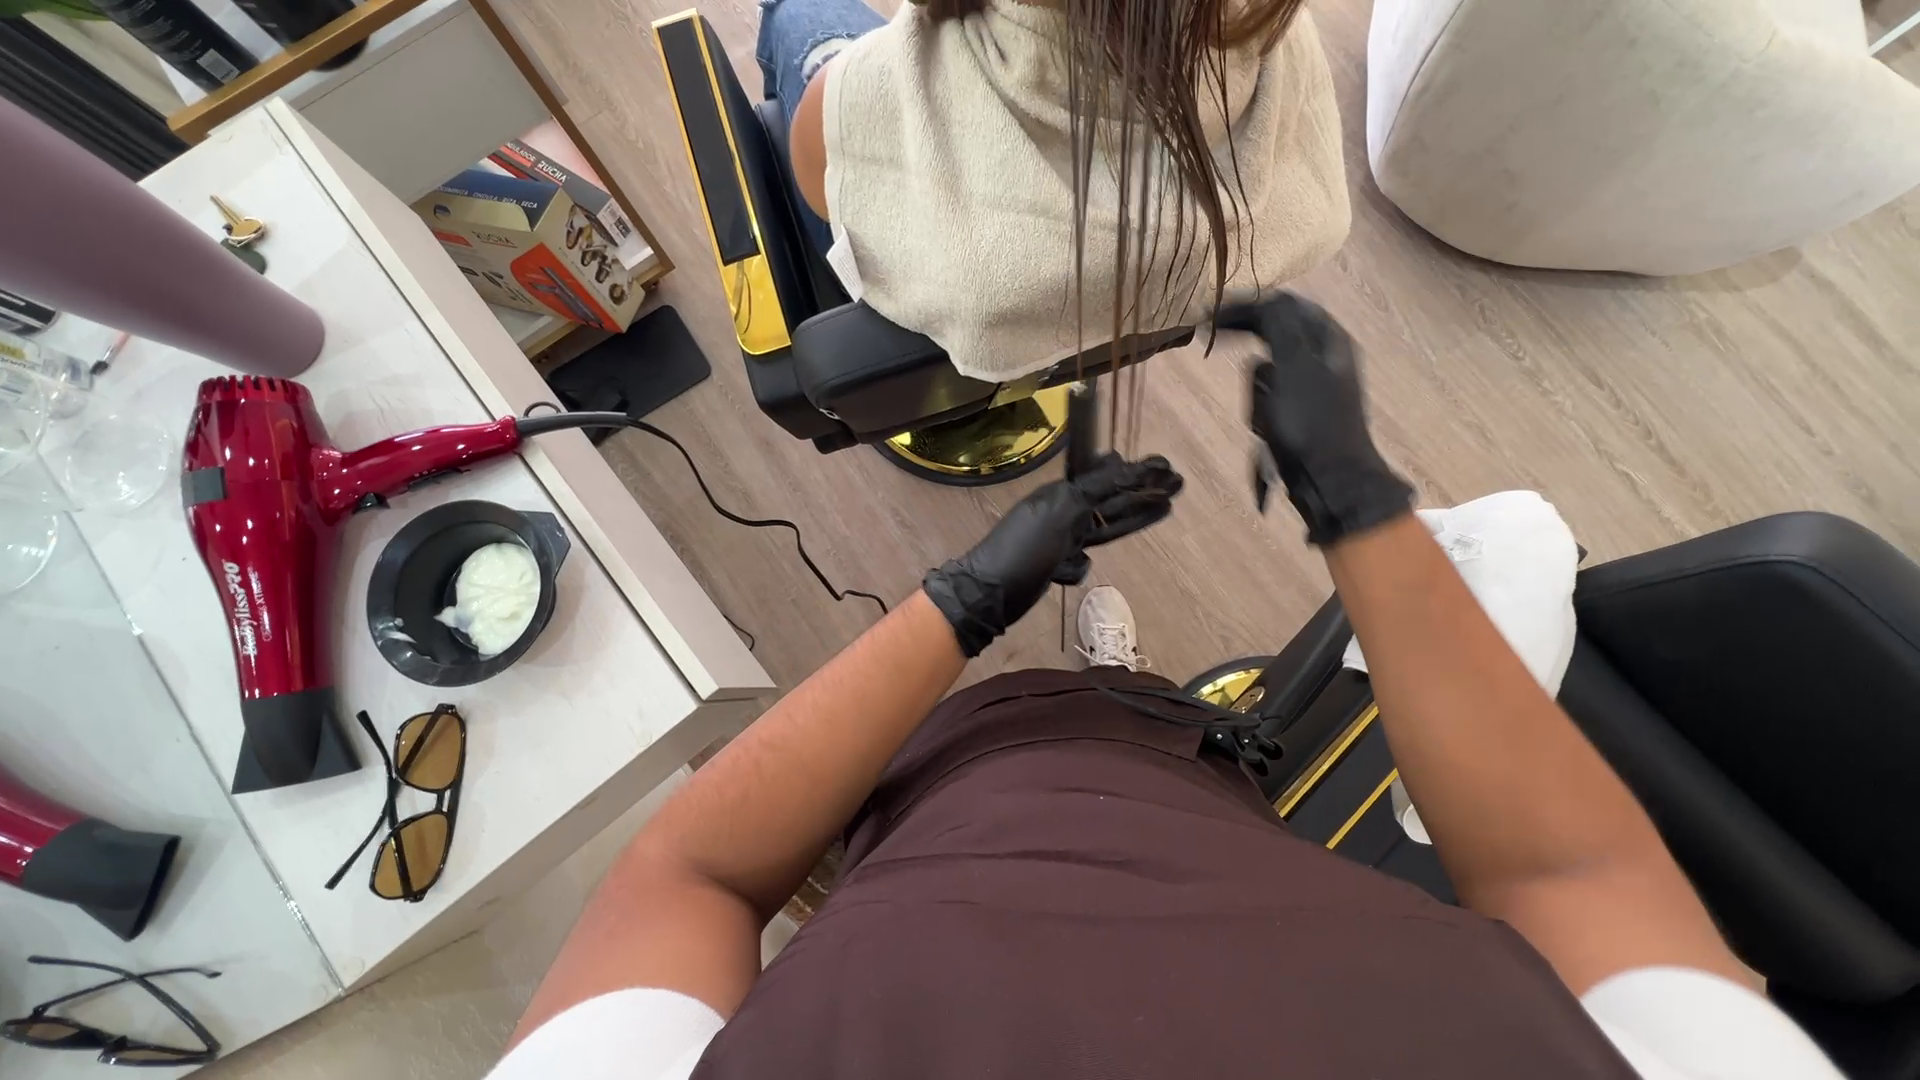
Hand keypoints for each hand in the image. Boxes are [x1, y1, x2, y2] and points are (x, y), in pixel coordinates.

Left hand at [922, 453, 1182, 656]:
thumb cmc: (1023, 551)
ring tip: (1165, 509)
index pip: (1110, 480)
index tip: (1167, 469)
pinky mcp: (1054, 566)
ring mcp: (1057, 540)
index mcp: (1063, 495)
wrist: (988, 595)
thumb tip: (1118, 461)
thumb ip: (1092, 491)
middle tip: (1177, 486)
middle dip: (1144, 494)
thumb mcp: (1061, 514)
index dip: (1139, 475)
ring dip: (1132, 519)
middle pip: (1111, 502)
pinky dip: (1080, 565)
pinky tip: (1076, 569)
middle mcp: (1062, 513)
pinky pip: (1079, 560)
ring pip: (1102, 528)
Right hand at [1215, 292, 1413, 545]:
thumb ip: (1279, 324)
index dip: (1246, 304)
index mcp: (1328, 337)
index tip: (1210, 312)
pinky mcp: (1305, 410)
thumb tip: (1265, 295)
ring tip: (1256, 405)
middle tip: (1213, 338)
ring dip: (1255, 383)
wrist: (1331, 478)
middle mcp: (1325, 354)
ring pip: (1270, 367)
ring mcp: (1316, 383)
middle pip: (1275, 332)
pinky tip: (1264, 424)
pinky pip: (1273, 396)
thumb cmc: (1309, 421)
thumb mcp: (1291, 364)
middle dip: (1247, 345)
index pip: (1283, 303)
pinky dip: (1262, 405)